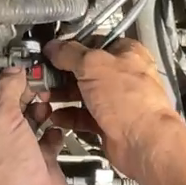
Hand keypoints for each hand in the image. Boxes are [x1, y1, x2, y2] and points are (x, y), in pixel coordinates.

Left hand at [0, 68, 70, 184]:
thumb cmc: (8, 170)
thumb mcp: (1, 119)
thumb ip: (7, 91)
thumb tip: (13, 71)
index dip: (7, 82)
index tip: (25, 71)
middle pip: (13, 108)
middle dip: (27, 95)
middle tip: (42, 85)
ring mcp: (21, 153)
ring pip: (31, 123)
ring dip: (42, 111)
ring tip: (50, 103)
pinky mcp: (42, 164)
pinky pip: (49, 141)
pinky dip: (55, 133)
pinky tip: (58, 128)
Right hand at [43, 40, 185, 180]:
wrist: (142, 142)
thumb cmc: (129, 99)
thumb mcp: (94, 66)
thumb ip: (70, 54)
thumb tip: (54, 47)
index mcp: (127, 53)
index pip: (95, 42)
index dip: (72, 46)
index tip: (52, 51)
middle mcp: (123, 76)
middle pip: (85, 69)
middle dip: (62, 74)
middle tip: (43, 76)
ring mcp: (116, 101)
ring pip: (83, 94)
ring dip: (62, 95)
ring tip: (44, 96)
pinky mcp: (108, 123)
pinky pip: (83, 117)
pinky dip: (68, 116)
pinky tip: (55, 116)